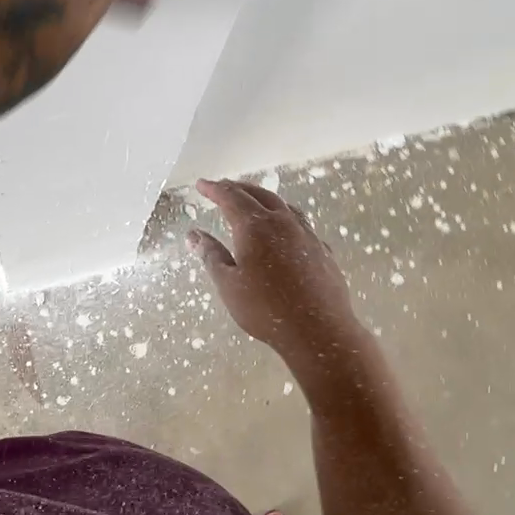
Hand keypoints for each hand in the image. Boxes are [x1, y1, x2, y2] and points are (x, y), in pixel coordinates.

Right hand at [189, 179, 366, 366]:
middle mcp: (282, 223)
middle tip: (223, 188)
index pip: (231, 198)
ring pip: (283, 206)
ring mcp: (306, 235)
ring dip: (263, 198)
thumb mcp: (228, 284)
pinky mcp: (322, 250)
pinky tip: (284, 231)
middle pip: (258, 195)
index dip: (214, 189)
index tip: (201, 185)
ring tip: (252, 201)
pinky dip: (284, 218)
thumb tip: (193, 234)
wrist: (317, 330)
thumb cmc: (264, 309)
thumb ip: (211, 255)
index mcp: (255, 227)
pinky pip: (300, 224)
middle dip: (238, 188)